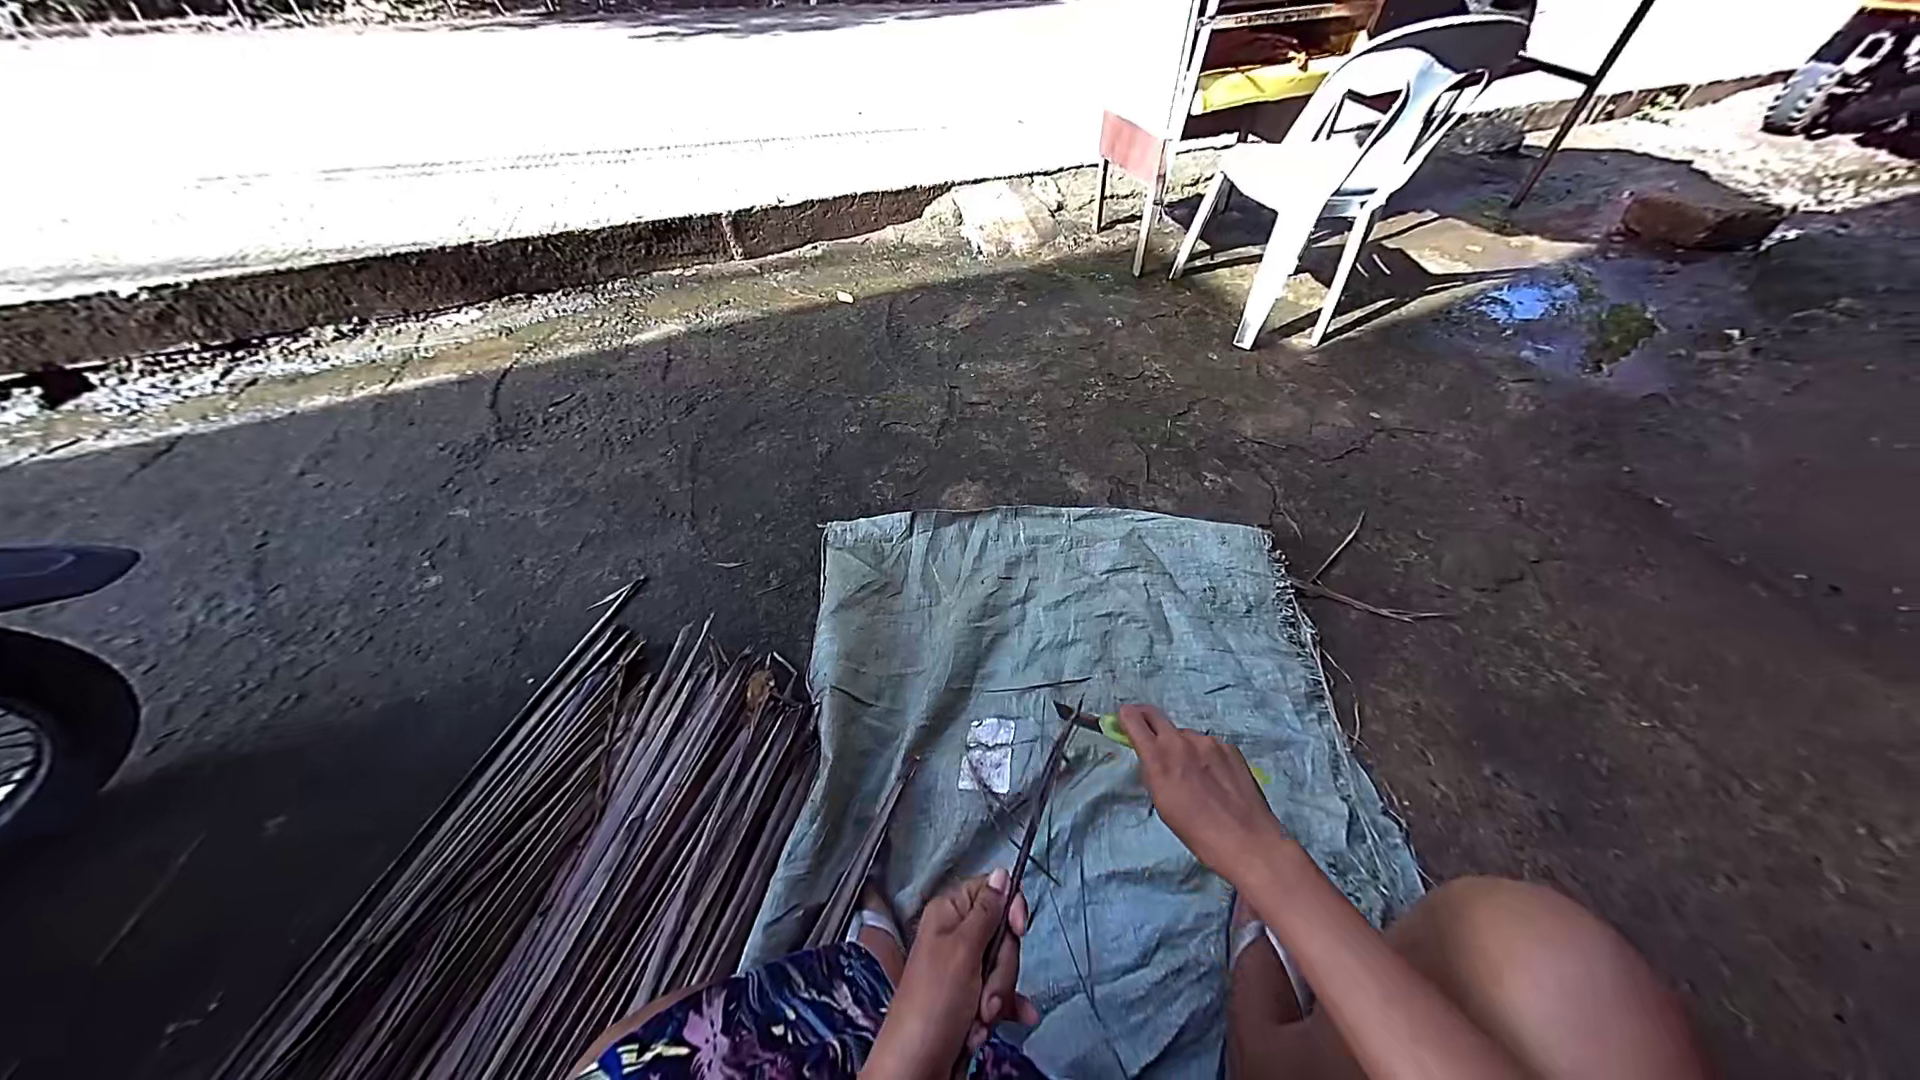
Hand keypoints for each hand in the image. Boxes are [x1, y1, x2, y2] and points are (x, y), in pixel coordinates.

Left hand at [861, 869, 1038, 1079]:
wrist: (916, 1070)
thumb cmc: (934, 1004)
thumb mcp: (963, 951)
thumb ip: (986, 912)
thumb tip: (1001, 872)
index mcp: (949, 913)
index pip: (991, 890)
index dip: (1009, 907)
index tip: (1017, 929)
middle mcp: (957, 935)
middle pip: (1002, 932)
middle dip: (1002, 967)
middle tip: (985, 991)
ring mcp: (965, 968)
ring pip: (1004, 965)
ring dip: (1000, 993)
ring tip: (981, 1019)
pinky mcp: (972, 998)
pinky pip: (1003, 993)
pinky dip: (1007, 1008)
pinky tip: (1017, 1020)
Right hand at [1118, 704, 1289, 886]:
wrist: (1247, 841)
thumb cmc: (1197, 831)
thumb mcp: (1162, 803)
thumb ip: (1153, 771)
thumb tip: (1150, 755)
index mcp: (1159, 757)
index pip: (1134, 720)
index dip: (1126, 717)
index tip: (1123, 718)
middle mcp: (1182, 741)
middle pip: (1156, 716)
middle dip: (1146, 720)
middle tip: (1146, 731)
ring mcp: (1208, 742)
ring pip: (1185, 735)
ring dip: (1182, 746)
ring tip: (1194, 774)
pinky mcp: (1230, 748)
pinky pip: (1208, 745)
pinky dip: (1204, 755)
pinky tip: (1214, 778)